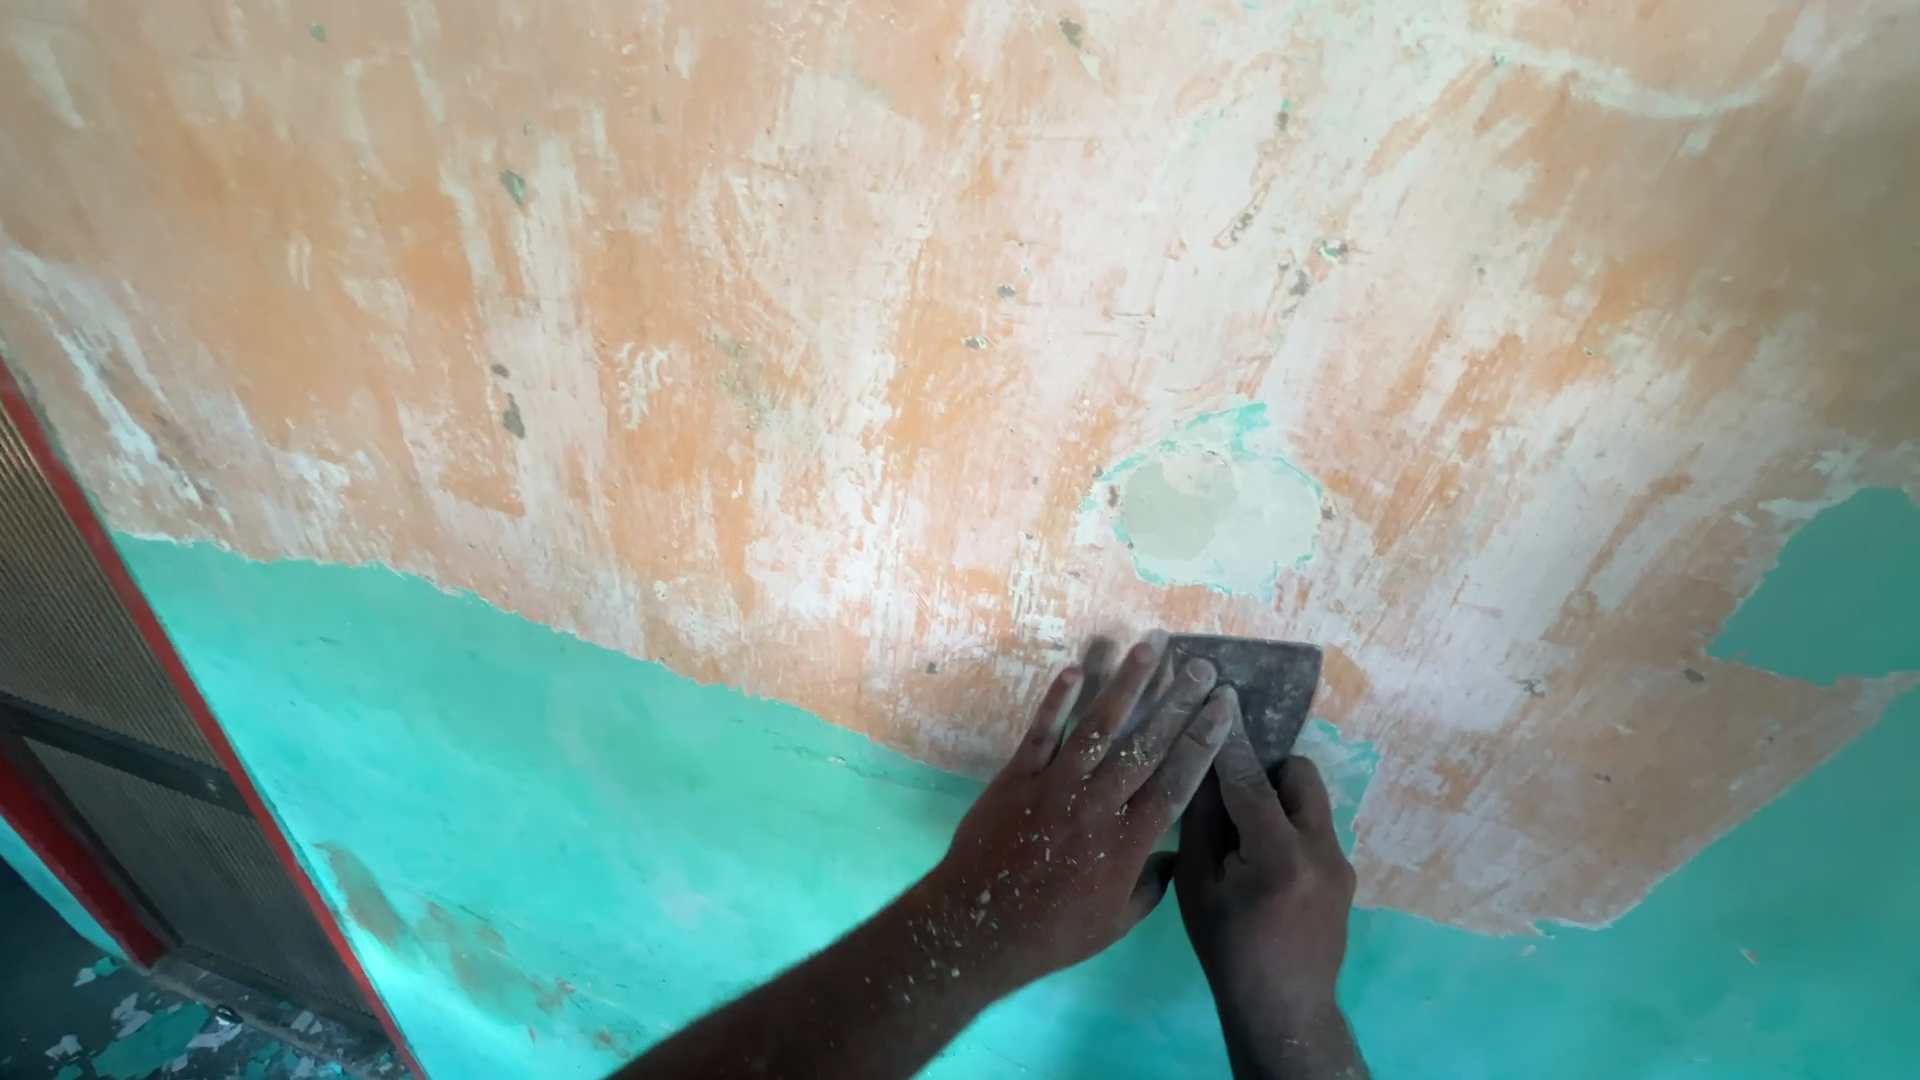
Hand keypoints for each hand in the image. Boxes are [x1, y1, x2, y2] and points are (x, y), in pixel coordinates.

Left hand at [913, 641, 1237, 991]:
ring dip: (1126, 682)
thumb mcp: (1115, 922)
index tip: (1224, 706)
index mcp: (1128, 842)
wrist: (980, 925)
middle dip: (1176, 701)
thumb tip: (1174, 854)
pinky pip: (1042, 730)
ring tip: (1149, 646)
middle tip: (1201, 665)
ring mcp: (1055, 784)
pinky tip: (1076, 667)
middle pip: (1146, 744)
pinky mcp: (1018, 775)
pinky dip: (1057, 698)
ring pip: (1098, 725)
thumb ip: (1150, 885)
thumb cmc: (1054, 930)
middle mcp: (1097, 804)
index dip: (1203, 740)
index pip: (1176, 781)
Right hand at [1175, 715, 1365, 1078]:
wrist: (1285, 1012)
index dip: (1231, 738)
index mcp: (1280, 855)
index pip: (1251, 778)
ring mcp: (1341, 863)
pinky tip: (1258, 853)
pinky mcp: (1345, 873)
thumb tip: (1201, 766)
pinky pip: (1312, 826)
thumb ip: (1203, 820)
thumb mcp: (1199, 884)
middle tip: (1229, 787)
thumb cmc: (1228, 948)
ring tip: (1241, 824)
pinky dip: (1285, 823)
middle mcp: (1322, 850)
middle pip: (1299, 775)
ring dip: (1275, 797)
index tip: (1220, 696)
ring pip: (1308, 800)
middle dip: (1265, 767)